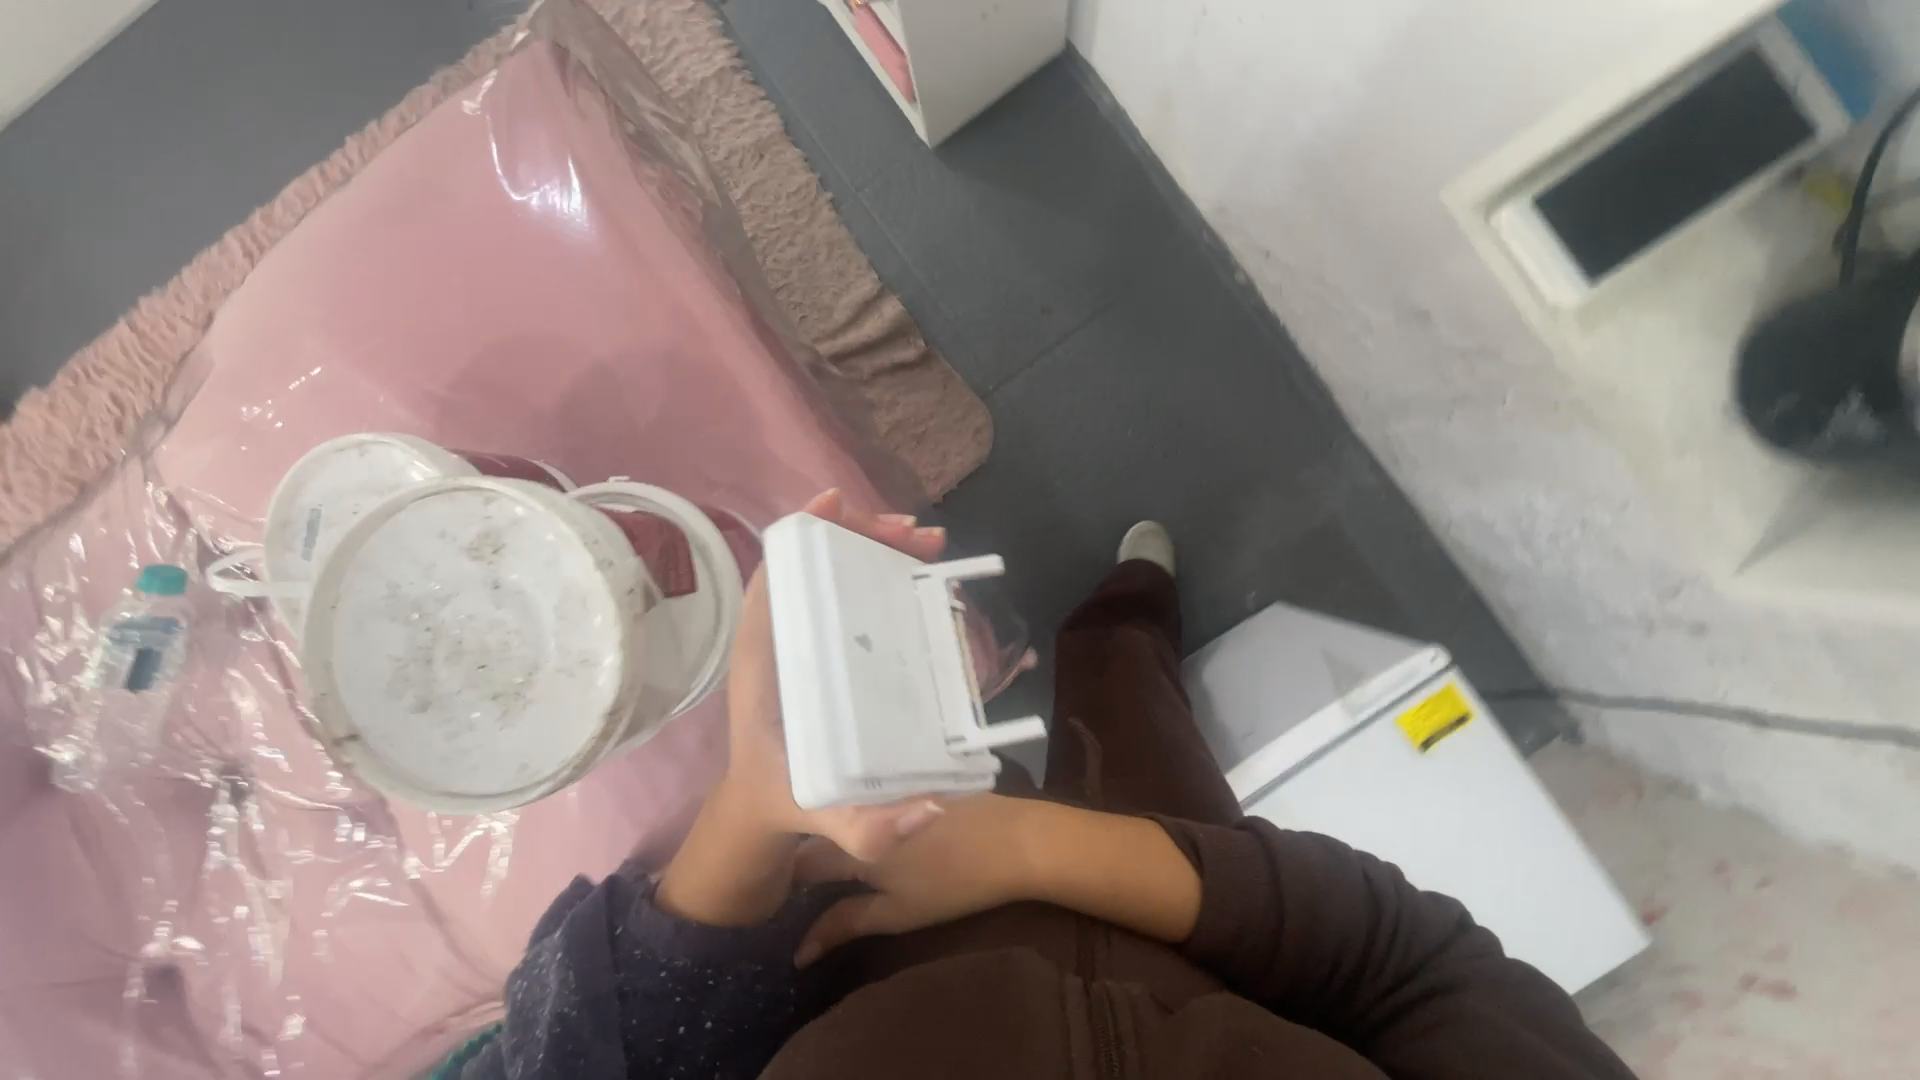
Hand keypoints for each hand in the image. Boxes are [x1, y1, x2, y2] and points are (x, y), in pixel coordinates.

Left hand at [657, 490, 952, 925]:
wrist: (762, 803)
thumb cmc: (784, 799)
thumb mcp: (823, 816)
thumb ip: (867, 828)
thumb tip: (934, 806)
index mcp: (764, 663)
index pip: (771, 579)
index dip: (802, 534)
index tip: (841, 502)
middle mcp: (779, 637)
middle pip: (809, 563)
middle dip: (859, 534)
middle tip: (918, 535)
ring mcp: (801, 635)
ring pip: (830, 571)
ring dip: (875, 545)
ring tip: (928, 542)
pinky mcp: (822, 643)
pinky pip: (845, 593)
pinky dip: (878, 570)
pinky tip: (918, 569)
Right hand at [793, 794, 1038, 965]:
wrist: (1017, 840)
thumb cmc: (955, 883)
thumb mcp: (898, 912)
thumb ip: (845, 925)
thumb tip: (799, 952)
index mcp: (852, 840)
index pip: (799, 858)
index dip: (785, 876)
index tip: (780, 887)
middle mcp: (860, 801)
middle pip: (816, 820)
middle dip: (802, 841)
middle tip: (801, 869)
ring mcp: (884, 780)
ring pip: (840, 796)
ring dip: (829, 815)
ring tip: (827, 835)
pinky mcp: (906, 767)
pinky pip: (866, 782)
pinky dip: (856, 796)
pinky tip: (860, 808)